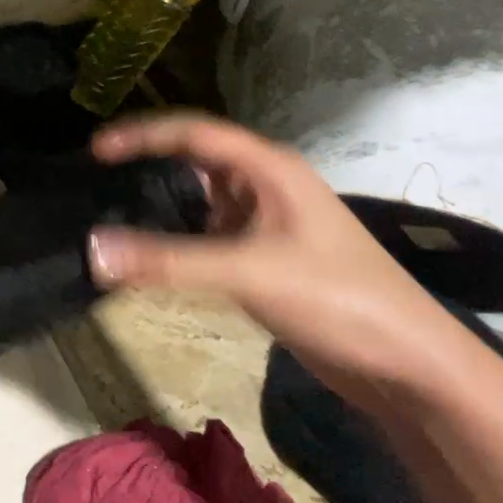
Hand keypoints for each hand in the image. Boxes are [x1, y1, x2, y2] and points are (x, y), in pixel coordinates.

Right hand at [87, 113, 461, 401]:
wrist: (411, 369)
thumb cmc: (339, 300)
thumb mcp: (249, 273)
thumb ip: (168, 262)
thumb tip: (92, 250)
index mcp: (270, 170)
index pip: (193, 133)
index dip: (142, 135)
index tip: (97, 150)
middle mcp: (265, 188)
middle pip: (193, 161)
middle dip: (146, 165)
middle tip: (97, 180)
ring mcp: (265, 224)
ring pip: (198, 200)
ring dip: (158, 204)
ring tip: (111, 213)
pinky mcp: (263, 259)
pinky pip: (205, 235)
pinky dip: (173, 239)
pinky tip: (147, 255)